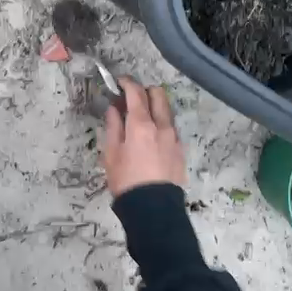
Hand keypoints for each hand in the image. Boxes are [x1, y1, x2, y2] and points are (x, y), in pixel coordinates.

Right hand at [102, 77, 186, 196]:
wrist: (153, 209)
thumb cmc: (125, 181)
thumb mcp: (111, 154)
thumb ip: (113, 127)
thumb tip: (113, 109)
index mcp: (141, 125)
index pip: (136, 93)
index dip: (127, 83)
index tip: (119, 82)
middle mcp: (161, 126)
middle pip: (158, 95)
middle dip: (145, 91)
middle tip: (131, 98)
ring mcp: (174, 137)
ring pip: (167, 110)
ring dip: (154, 107)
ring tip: (140, 118)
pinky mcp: (180, 150)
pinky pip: (171, 127)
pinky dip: (161, 123)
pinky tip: (151, 136)